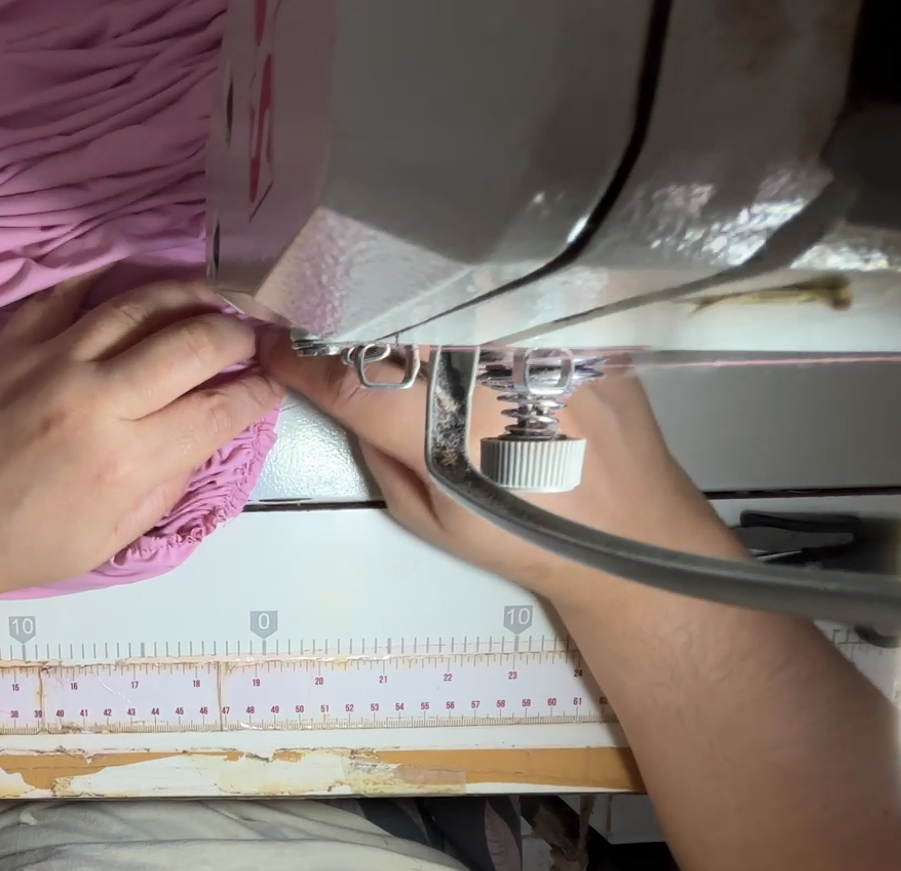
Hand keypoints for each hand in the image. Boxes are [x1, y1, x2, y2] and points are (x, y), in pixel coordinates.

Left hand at [0, 277, 282, 604]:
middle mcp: (98, 399)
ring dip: (190, 294)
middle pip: (195, 341)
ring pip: (142, 303)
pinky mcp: (11, 342)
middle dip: (240, 332)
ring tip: (214, 297)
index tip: (270, 383)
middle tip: (251, 335)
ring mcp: (51, 360)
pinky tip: (136, 289)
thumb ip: (165, 486)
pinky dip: (111, 283)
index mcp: (127, 462)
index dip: (257, 392)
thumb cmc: (16, 548)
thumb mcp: (106, 541)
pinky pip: (72, 294)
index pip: (219, 409)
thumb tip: (206, 436)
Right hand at [261, 340, 740, 610]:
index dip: (301, 364)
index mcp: (445, 433)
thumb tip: (352, 402)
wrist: (630, 534)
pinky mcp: (571, 331)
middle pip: (392, 329)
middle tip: (310, 323)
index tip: (270, 348)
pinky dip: (453, 303)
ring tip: (370, 316)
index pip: (350, 383)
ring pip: (439, 304)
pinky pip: (494, 302)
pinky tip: (439, 313)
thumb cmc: (518, 538)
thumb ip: (379, 451)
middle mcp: (488, 376)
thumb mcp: (422, 516)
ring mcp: (536, 346)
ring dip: (392, 308)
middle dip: (340, 324)